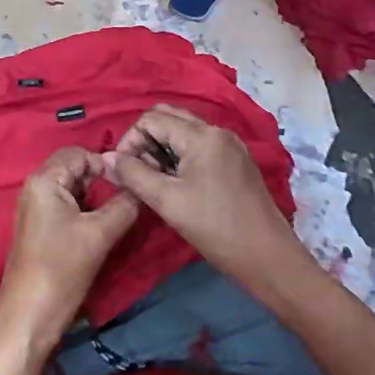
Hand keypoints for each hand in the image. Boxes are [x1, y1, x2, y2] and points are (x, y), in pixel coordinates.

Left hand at [0, 147, 141, 343]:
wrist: (28, 319)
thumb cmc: (61, 270)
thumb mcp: (100, 235)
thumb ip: (124, 205)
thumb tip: (141, 188)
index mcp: (44, 180)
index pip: (79, 153)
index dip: (105, 164)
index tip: (129, 182)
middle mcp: (34, 186)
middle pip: (74, 168)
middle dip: (101, 179)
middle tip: (126, 196)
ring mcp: (34, 207)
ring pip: (71, 188)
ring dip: (94, 196)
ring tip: (117, 211)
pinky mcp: (38, 227)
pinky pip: (64, 205)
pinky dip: (84, 210)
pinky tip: (99, 227)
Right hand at [104, 105, 306, 292]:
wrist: (268, 257)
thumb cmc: (215, 228)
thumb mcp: (168, 202)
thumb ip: (133, 175)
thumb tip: (107, 158)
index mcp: (201, 135)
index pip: (151, 118)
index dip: (130, 140)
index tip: (124, 171)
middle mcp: (216, 130)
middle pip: (168, 117)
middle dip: (146, 140)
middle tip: (139, 173)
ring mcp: (229, 144)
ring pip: (184, 131)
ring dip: (162, 148)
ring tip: (155, 182)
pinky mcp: (236, 160)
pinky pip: (199, 145)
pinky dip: (181, 156)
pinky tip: (177, 184)